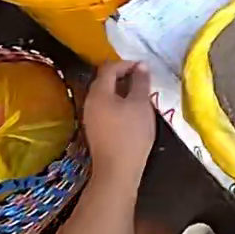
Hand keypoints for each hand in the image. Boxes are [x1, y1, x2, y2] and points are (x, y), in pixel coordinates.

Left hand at [82, 61, 153, 185]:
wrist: (117, 170)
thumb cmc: (131, 134)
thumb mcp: (140, 104)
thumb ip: (141, 82)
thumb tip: (141, 65)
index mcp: (99, 92)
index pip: (109, 68)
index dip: (127, 63)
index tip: (144, 67)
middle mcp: (90, 101)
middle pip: (104, 80)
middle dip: (123, 75)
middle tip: (143, 78)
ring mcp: (90, 116)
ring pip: (105, 94)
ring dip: (121, 89)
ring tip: (140, 93)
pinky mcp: (95, 128)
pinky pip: (105, 106)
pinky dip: (118, 102)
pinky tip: (131, 110)